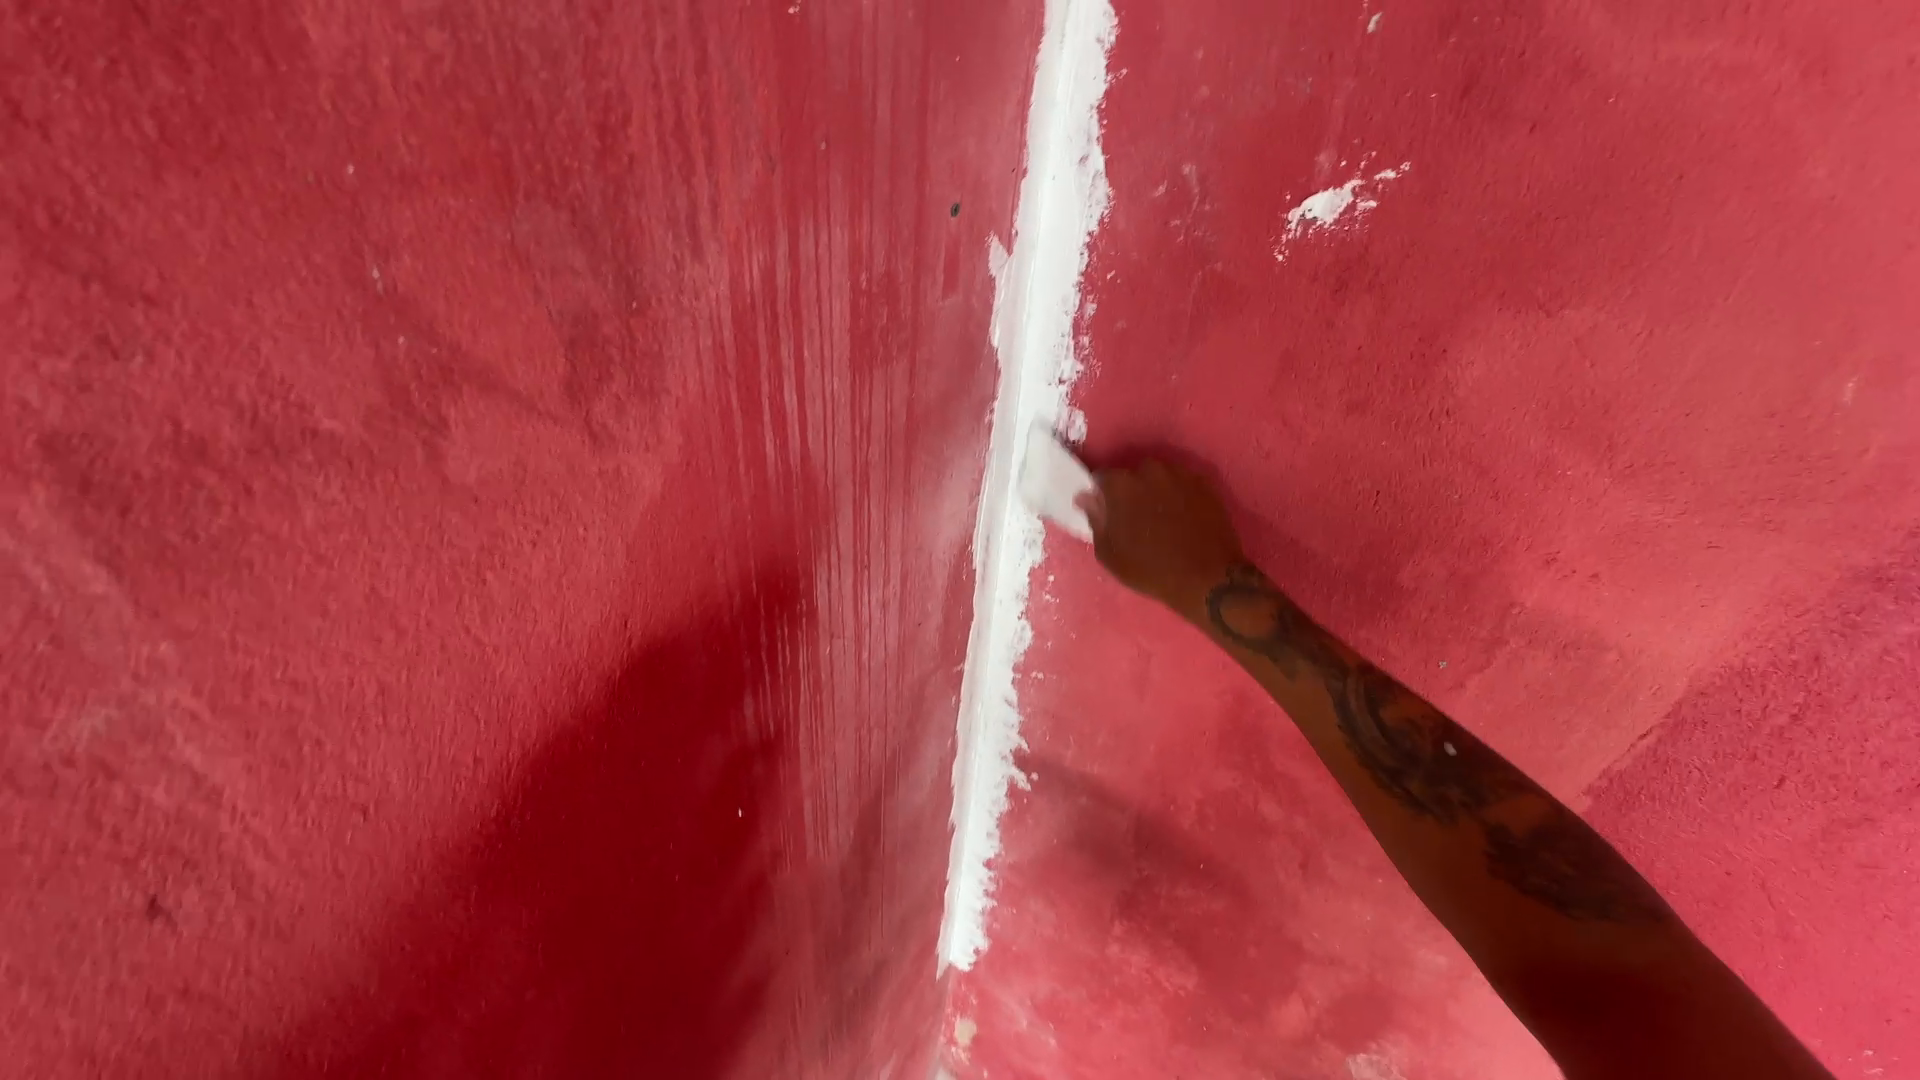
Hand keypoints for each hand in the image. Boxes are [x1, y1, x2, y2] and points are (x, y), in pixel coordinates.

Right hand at [1075, 459, 1246, 618]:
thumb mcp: (1109, 553)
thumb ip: (1095, 519)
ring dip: (1154, 491)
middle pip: (1132, 475)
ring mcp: (1180, 475)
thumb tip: (1086, 497)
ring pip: (1158, 477)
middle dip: (1129, 491)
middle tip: (1134, 518)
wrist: (1206, 578)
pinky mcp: (1204, 484)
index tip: (1105, 512)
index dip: (1101, 495)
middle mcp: (1150, 470)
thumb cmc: (1150, 569)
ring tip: (1160, 518)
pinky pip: (1181, 484)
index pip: (1101, 478)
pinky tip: (1181, 518)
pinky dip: (1177, 495)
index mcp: (1121, 485)